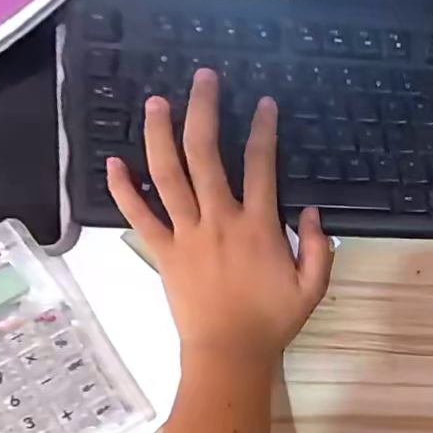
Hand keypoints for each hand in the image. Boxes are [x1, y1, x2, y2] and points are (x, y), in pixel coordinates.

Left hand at [106, 68, 333, 365]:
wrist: (229, 353)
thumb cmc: (272, 321)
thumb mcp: (313, 287)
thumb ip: (318, 246)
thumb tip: (310, 210)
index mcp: (257, 227)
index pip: (262, 166)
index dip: (264, 130)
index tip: (264, 104)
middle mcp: (219, 220)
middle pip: (205, 155)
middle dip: (204, 112)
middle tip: (202, 80)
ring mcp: (186, 234)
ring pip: (168, 175)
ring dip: (160, 135)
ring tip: (156, 103)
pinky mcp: (163, 252)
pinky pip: (139, 215)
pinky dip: (124, 189)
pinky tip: (114, 162)